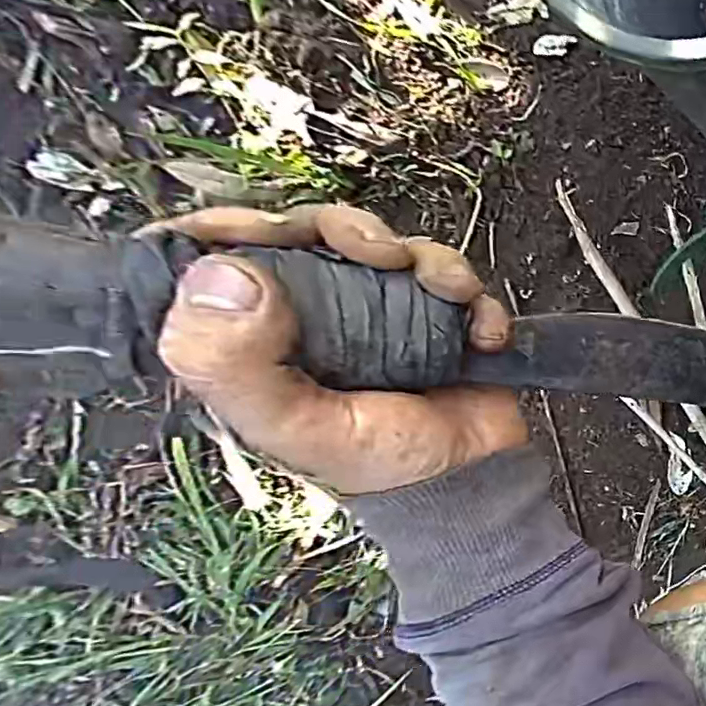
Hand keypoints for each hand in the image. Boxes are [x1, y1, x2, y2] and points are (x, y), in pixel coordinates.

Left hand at [151, 205, 527, 494]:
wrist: (470, 477)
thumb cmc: (376, 462)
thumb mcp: (288, 425)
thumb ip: (234, 362)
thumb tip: (225, 273)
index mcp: (258, 335)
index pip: (222, 255)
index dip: (239, 227)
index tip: (271, 233)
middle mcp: (320, 314)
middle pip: (317, 234)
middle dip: (349, 229)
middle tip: (379, 252)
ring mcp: (389, 313)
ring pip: (397, 248)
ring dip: (431, 260)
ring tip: (452, 294)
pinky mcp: (447, 320)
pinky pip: (460, 284)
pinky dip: (479, 300)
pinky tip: (483, 336)